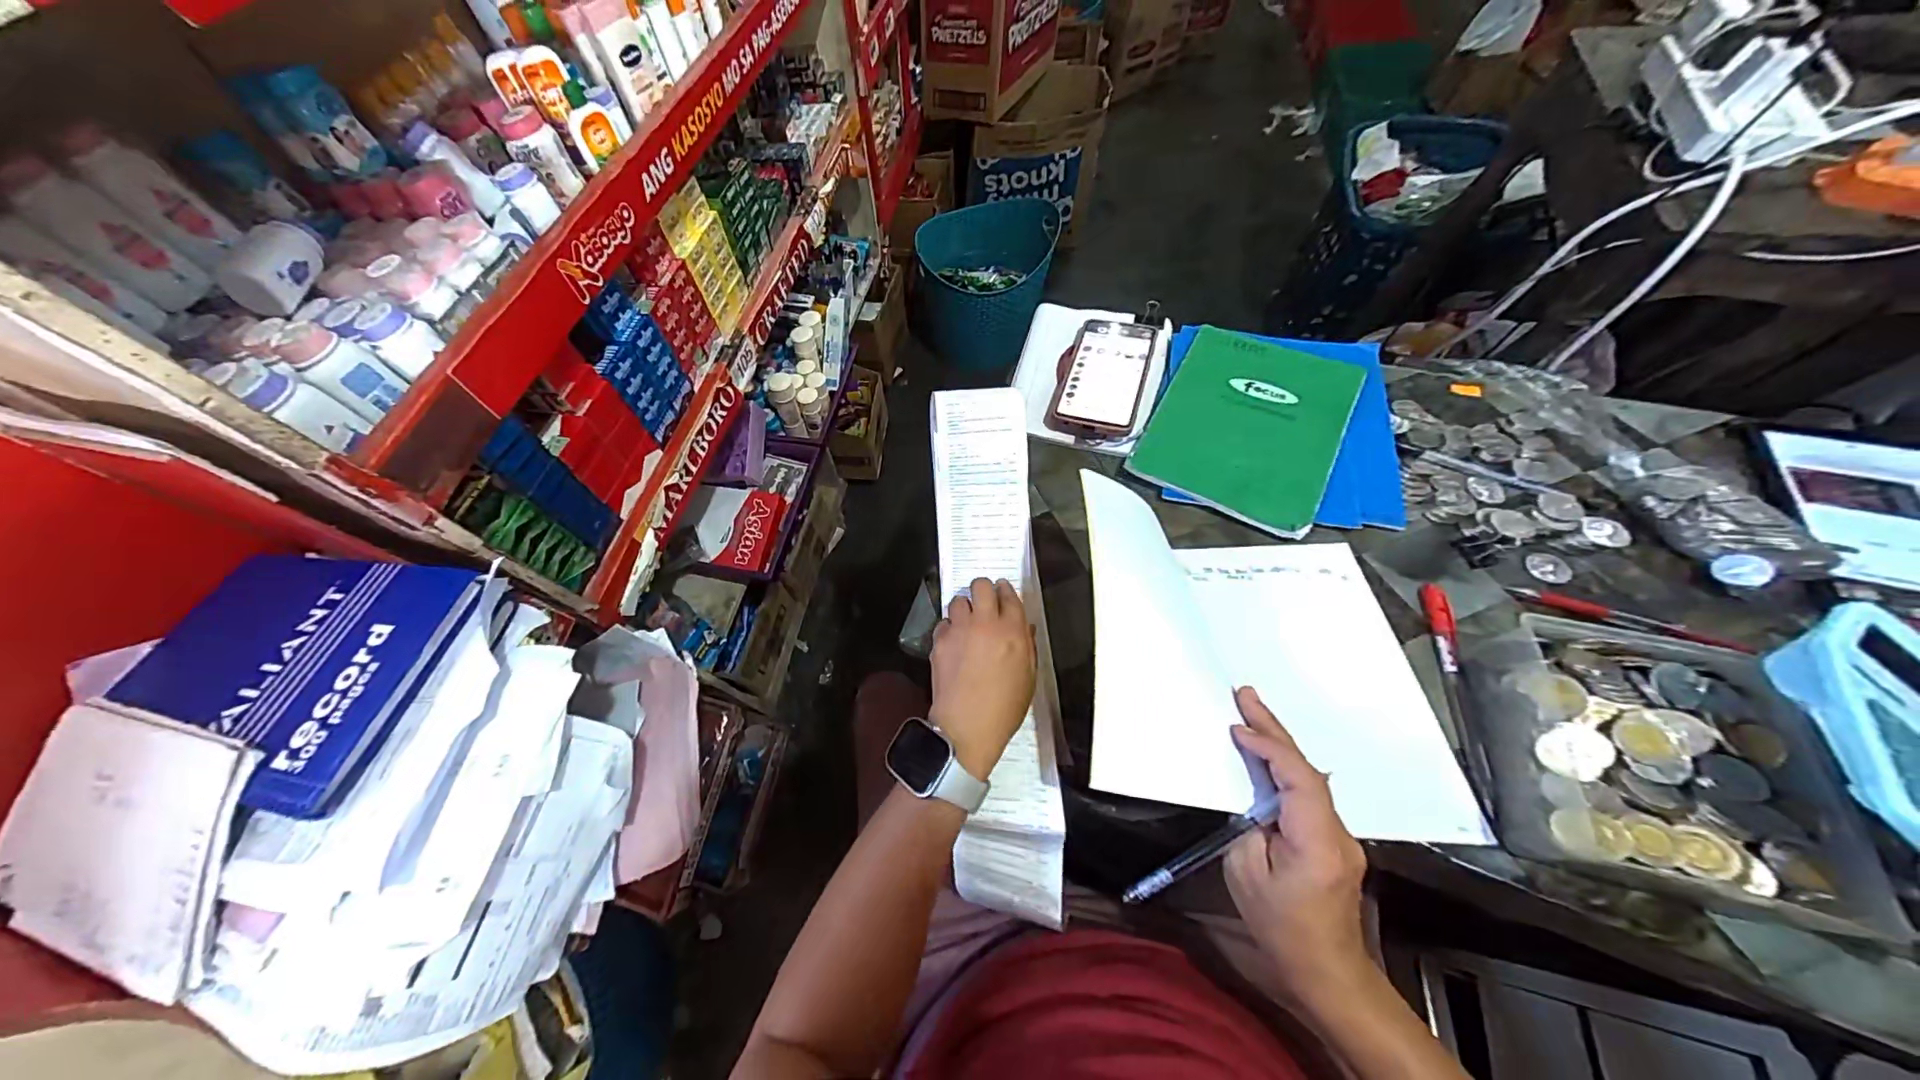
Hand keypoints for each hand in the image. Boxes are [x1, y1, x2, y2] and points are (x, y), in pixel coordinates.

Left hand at [929, 578, 1035, 778]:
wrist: (967, 727)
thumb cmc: (1004, 708)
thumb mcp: (1029, 678)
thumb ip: (1028, 647)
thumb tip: (1025, 628)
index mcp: (1013, 632)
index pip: (1009, 595)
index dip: (1006, 590)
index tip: (1003, 591)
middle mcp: (985, 624)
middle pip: (981, 586)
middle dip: (983, 589)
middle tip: (984, 600)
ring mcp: (959, 631)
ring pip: (958, 600)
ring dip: (964, 607)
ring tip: (968, 621)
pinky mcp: (939, 642)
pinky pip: (943, 623)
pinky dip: (949, 628)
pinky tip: (954, 642)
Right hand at [1223, 687, 1372, 1002]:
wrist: (1327, 971)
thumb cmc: (1281, 928)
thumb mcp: (1246, 875)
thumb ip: (1248, 827)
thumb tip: (1254, 799)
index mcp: (1318, 841)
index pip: (1298, 779)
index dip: (1269, 747)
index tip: (1238, 727)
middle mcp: (1338, 833)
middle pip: (1307, 770)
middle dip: (1274, 730)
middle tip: (1248, 694)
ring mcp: (1341, 837)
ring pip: (1310, 780)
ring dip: (1280, 747)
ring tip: (1253, 716)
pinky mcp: (1335, 843)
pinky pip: (1309, 796)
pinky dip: (1286, 771)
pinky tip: (1268, 758)